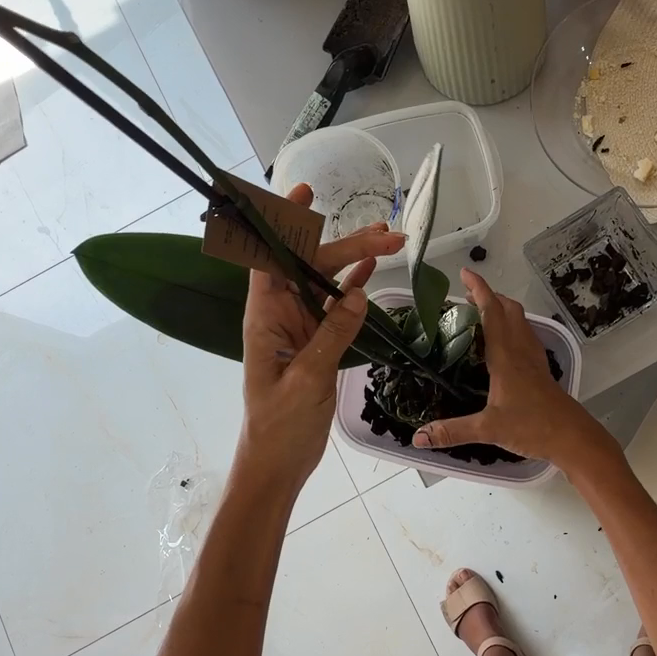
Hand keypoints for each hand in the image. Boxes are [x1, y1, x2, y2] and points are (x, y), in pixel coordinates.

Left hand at [239, 184, 404, 492]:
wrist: (278, 461)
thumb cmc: (279, 426)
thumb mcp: (306, 380)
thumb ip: (331, 336)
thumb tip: (361, 294)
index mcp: (265, 317)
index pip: (269, 256)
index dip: (284, 223)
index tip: (303, 194)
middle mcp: (281, 313)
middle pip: (311, 265)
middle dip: (347, 245)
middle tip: (388, 233)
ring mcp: (300, 326)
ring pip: (327, 281)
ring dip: (356, 261)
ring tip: (391, 240)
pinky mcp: (317, 341)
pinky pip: (336, 305)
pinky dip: (354, 285)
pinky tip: (372, 270)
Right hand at [412, 268, 613, 464]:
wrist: (573, 437)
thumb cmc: (533, 427)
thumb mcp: (488, 429)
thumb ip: (452, 431)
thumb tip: (418, 437)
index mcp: (506, 356)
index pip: (491, 312)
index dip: (479, 289)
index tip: (465, 273)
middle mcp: (521, 350)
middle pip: (508, 310)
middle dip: (489, 295)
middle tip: (466, 294)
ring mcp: (534, 359)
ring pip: (520, 321)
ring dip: (502, 309)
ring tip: (481, 312)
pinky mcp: (542, 370)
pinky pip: (525, 337)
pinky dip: (512, 327)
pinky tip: (503, 343)